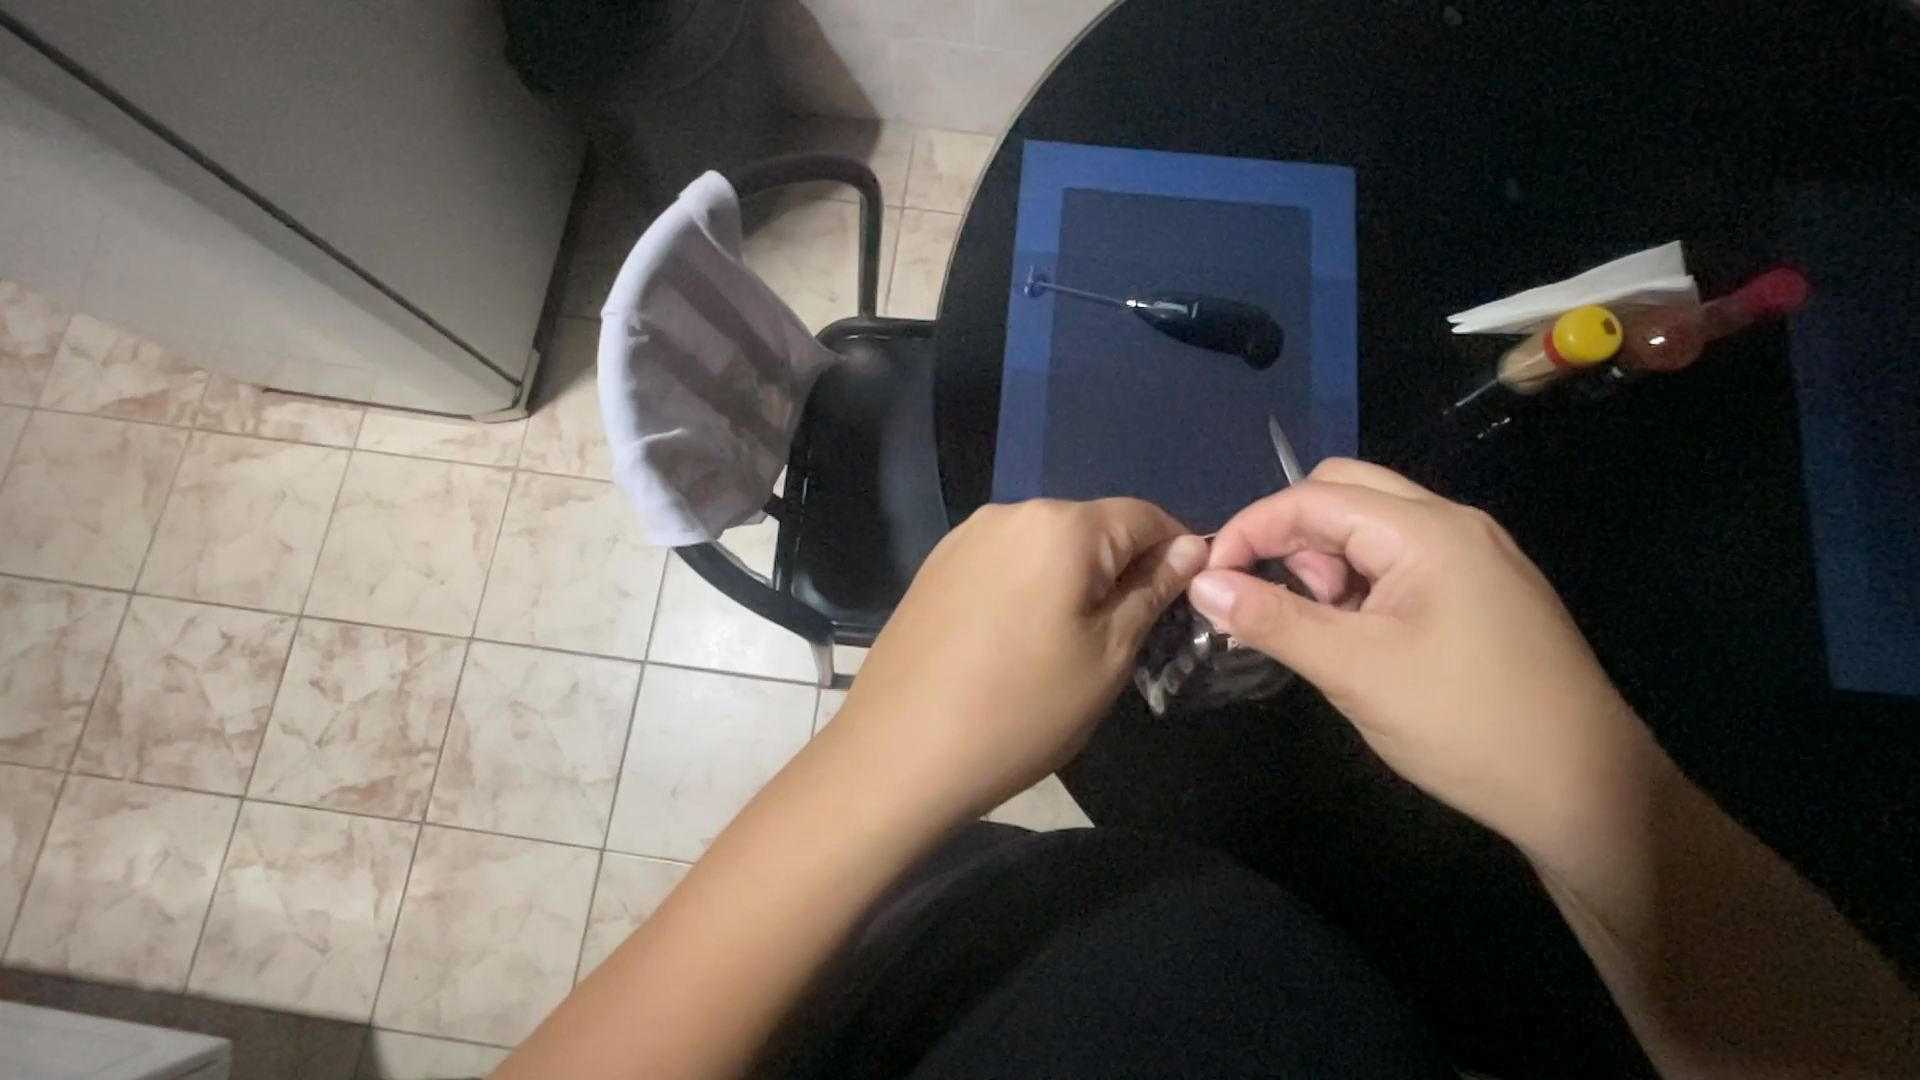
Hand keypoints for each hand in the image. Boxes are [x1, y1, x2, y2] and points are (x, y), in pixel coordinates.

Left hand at [831, 499, 1206, 819]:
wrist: (899, 752)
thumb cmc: (1020, 710)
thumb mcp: (1106, 656)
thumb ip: (1151, 592)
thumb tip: (1189, 549)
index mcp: (1060, 526)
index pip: (1143, 516)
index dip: (1176, 551)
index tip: (1185, 599)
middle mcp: (1008, 514)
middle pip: (1090, 528)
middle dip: (1121, 568)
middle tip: (1127, 633)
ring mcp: (963, 538)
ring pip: (1045, 545)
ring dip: (1073, 579)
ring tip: (1068, 642)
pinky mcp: (935, 567)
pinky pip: (1004, 562)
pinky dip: (1028, 587)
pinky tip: (1017, 639)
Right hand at [1187, 460, 1655, 854]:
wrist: (1589, 793)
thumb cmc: (1464, 723)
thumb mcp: (1352, 669)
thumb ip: (1270, 618)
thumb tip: (1200, 583)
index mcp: (1427, 531)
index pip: (1313, 498)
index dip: (1250, 529)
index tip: (1209, 578)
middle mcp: (1452, 525)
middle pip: (1343, 492)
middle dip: (1289, 535)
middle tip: (1271, 594)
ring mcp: (1471, 556)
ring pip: (1369, 525)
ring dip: (1323, 559)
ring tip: (1319, 623)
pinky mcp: (1478, 589)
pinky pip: (1397, 559)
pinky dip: (1357, 580)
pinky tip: (1355, 631)